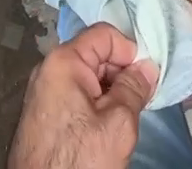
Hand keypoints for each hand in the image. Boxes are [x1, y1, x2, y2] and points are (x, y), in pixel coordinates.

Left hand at [8, 23, 158, 168]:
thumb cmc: (78, 159)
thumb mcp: (117, 123)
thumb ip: (134, 89)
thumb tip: (147, 68)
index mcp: (64, 61)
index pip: (105, 34)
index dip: (130, 52)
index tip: (146, 78)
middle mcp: (49, 68)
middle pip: (96, 54)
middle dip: (121, 74)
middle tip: (139, 102)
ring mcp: (44, 91)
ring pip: (88, 77)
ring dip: (110, 93)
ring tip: (121, 120)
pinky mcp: (45, 113)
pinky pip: (76, 95)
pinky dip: (95, 105)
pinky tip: (105, 129)